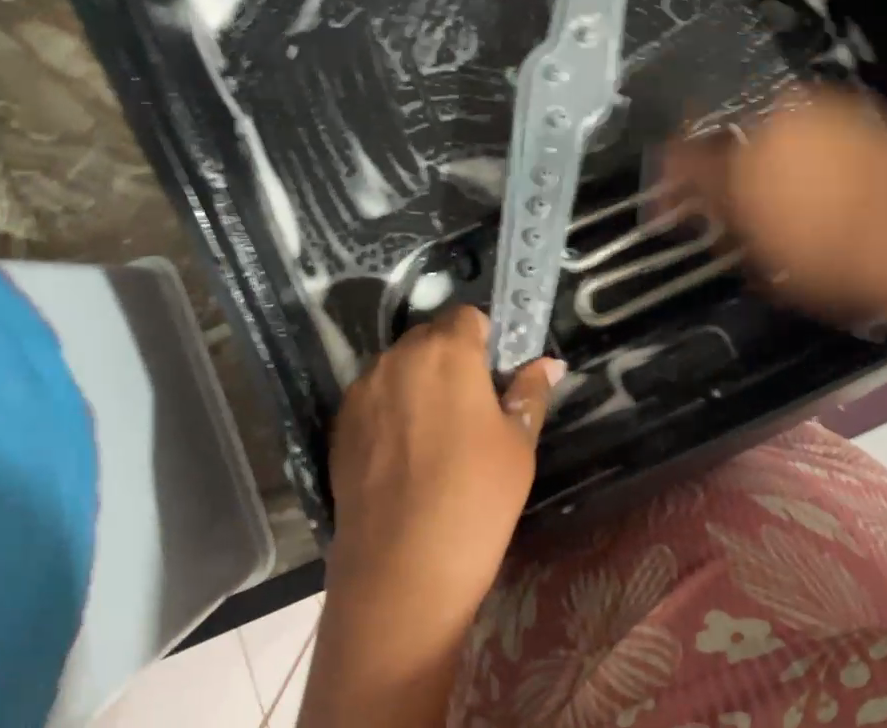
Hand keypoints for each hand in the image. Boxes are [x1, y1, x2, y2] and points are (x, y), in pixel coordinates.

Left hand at [327, 306, 563, 620]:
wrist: (401, 570)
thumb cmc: (476, 500)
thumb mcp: (518, 446)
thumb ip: (529, 394)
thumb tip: (548, 363)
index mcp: (447, 352)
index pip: (467, 315)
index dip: (485, 339)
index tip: (495, 376)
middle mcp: (398, 357)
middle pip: (429, 338)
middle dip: (451, 359)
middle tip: (472, 408)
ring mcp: (362, 390)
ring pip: (398, 368)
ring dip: (418, 383)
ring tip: (435, 437)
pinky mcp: (339, 424)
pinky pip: (373, 399)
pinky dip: (390, 411)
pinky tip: (404, 457)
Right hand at [663, 87, 886, 319]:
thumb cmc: (852, 264)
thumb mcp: (774, 268)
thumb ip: (730, 233)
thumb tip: (707, 218)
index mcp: (740, 169)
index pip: (679, 161)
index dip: (667, 182)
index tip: (669, 201)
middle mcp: (768, 128)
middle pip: (723, 140)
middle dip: (721, 169)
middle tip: (732, 202)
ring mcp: (811, 111)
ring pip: (765, 131)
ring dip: (761, 155)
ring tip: (781, 191)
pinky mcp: (848, 107)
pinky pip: (805, 126)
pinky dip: (799, 147)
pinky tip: (820, 177)